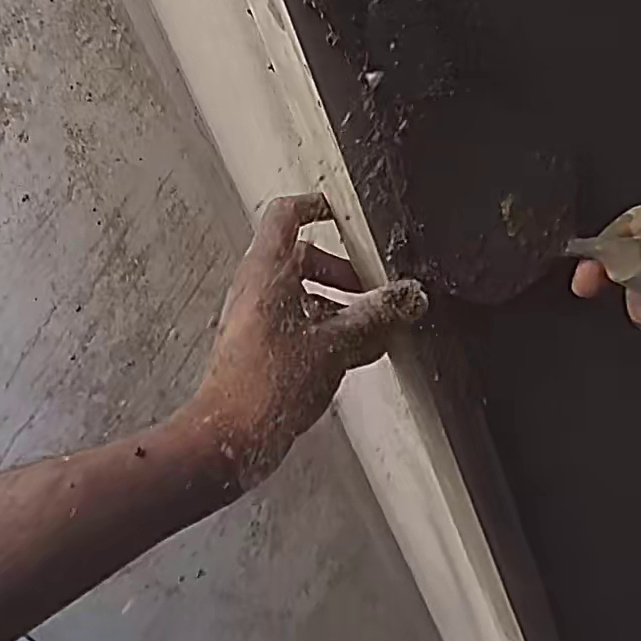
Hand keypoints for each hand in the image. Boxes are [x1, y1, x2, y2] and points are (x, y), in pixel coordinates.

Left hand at [181, 193, 427, 486]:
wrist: (231, 434)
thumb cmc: (269, 382)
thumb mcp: (335, 345)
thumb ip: (375, 317)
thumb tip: (409, 296)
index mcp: (266, 272)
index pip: (286, 215)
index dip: (316, 206)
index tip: (344, 213)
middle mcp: (257, 288)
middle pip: (303, 258)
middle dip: (343, 271)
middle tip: (376, 290)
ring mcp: (257, 318)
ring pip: (305, 294)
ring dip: (341, 305)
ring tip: (376, 327)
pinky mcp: (261, 346)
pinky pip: (299, 323)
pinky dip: (328, 328)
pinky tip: (360, 352)